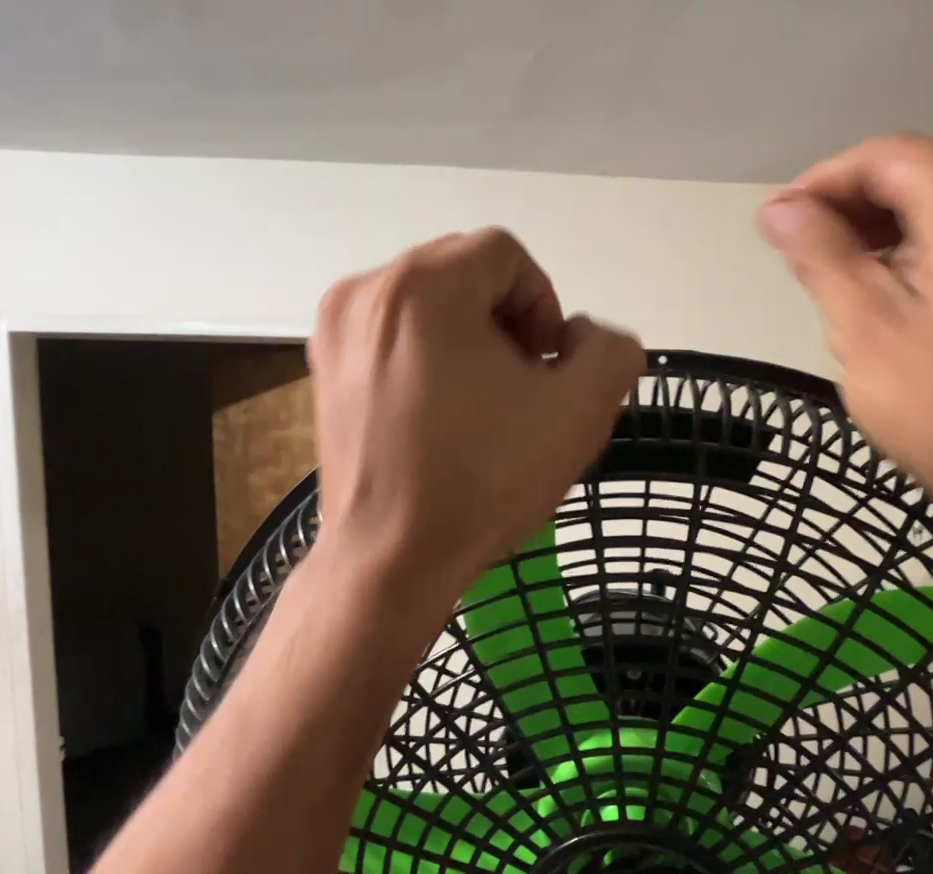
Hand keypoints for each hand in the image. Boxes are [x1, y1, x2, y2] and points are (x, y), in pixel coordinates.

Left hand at [308, 227, 644, 595]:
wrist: (390, 560)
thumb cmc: (482, 482)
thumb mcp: (578, 413)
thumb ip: (609, 352)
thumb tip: (585, 339)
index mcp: (421, 285)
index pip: (505, 255)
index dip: (543, 306)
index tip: (546, 370)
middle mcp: (365, 291)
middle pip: (462, 274)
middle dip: (505, 322)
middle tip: (520, 390)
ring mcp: (334, 333)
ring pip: (426, 308)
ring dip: (468, 343)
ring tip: (482, 410)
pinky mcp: (323, 373)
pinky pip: (392, 340)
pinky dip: (427, 362)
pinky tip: (442, 421)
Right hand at [756, 134, 932, 527]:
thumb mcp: (864, 327)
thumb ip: (820, 255)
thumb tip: (778, 209)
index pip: (883, 157)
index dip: (819, 186)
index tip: (774, 230)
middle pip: (912, 175)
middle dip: (846, 211)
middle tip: (797, 264)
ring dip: (874, 236)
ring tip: (831, 288)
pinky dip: (910, 255)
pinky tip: (880, 300)